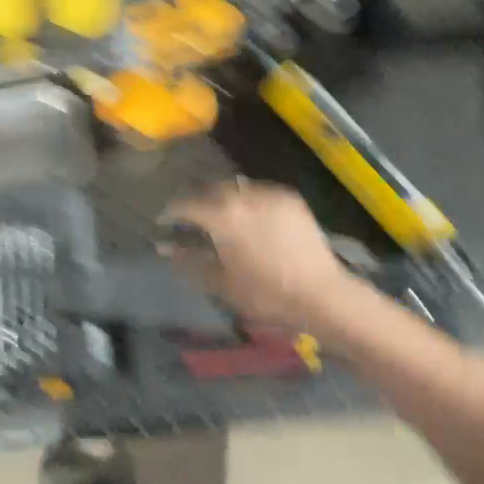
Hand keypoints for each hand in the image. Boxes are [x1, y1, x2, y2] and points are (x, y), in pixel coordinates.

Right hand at [163, 183, 355, 329]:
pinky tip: (247, 219)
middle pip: (210, 190)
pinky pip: (259, 193)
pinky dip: (246, 201)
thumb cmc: (264, 293)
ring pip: (236, 188)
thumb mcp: (219, 281)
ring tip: (218, 218)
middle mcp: (244, 196)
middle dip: (196, 203)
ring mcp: (270, 195)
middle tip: (188, 221)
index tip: (163, 224)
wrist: (320, 295)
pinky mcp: (291, 200)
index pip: (185, 205)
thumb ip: (189, 259)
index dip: (170, 214)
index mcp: (221, 215)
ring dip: (221, 199)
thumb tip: (165, 246)